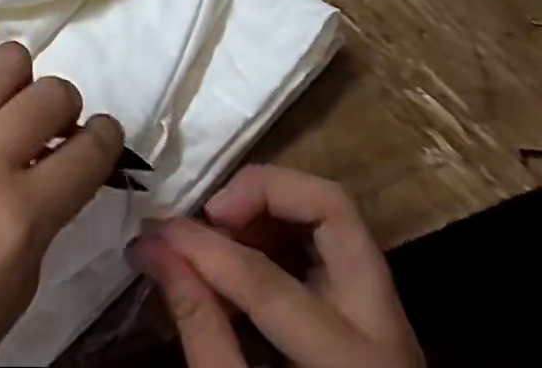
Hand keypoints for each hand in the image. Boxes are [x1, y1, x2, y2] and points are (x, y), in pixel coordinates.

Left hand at [0, 39, 124, 367]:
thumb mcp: (17, 287)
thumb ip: (43, 217)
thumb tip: (58, 163)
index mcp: (18, 219)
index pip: (90, 151)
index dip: (107, 139)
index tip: (102, 137)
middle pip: (53, 93)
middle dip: (66, 109)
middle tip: (52, 129)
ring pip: (6, 60)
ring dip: (21, 82)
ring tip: (7, 108)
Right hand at [126, 166, 422, 367]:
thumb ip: (198, 326)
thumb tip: (152, 248)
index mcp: (353, 364)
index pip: (265, 280)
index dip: (199, 247)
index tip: (153, 232)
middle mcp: (387, 326)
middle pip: (335, 210)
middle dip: (262, 191)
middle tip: (210, 211)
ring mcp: (389, 314)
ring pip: (335, 214)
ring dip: (270, 204)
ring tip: (219, 229)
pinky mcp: (374, 311)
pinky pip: (328, 240)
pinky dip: (279, 227)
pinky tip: (242, 250)